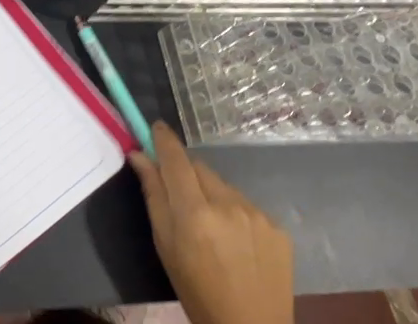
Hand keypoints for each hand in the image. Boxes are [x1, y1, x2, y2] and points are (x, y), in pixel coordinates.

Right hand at [129, 124, 293, 323]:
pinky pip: (247, 206)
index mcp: (195, 213)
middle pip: (199, 168)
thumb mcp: (165, 244)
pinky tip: (236, 241)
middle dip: (186, 174)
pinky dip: (235, 213)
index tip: (155, 127)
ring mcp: (258, 215)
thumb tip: (139, 155)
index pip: (175, 159)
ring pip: (223, 186)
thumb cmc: (195, 290)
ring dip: (212, 194)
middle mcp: (228, 205)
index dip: (164, 139)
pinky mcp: (278, 228)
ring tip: (212, 228)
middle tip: (180, 197)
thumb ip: (153, 195)